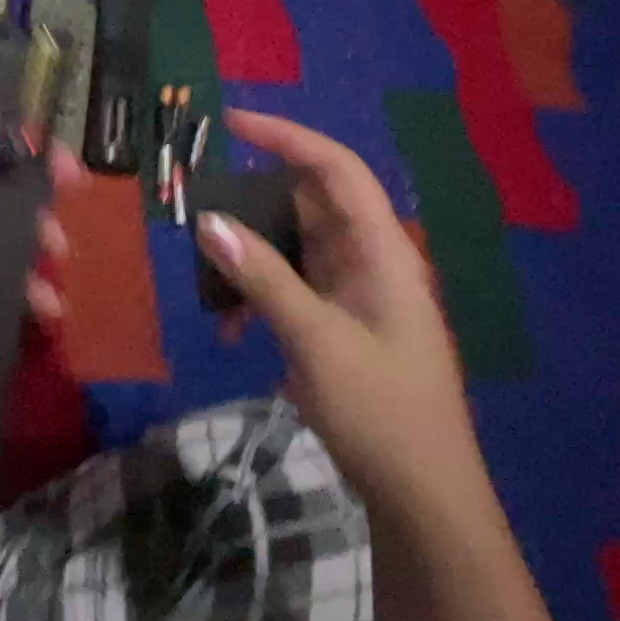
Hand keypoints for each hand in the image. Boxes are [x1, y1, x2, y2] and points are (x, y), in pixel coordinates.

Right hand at [194, 109, 483, 502]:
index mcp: (382, 252)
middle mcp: (369, 261)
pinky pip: (288, 285)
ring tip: (204, 270)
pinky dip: (255, 293)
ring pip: (292, 245)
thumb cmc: (381, 411)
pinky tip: (229, 327)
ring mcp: (353, 292)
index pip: (336, 171)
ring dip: (248, 252)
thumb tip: (208, 219)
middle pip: (308, 203)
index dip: (287, 138)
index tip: (232, 123)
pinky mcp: (337, 321)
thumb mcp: (315, 340)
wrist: (422, 497)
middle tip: (197, 203)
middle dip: (251, 199)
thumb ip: (262, 277)